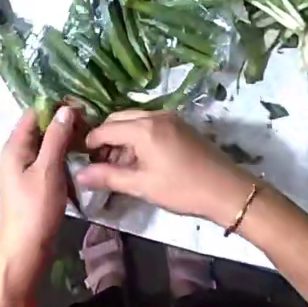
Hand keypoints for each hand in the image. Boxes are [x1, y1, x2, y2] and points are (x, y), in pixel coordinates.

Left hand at [0, 105, 76, 295]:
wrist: (25, 252)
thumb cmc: (35, 210)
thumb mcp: (48, 170)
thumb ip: (56, 138)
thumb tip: (66, 108)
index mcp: (14, 146)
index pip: (34, 112)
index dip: (57, 106)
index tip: (83, 106)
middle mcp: (17, 153)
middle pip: (41, 127)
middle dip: (65, 123)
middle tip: (93, 123)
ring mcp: (25, 169)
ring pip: (48, 145)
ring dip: (67, 141)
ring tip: (91, 139)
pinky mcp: (34, 183)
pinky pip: (50, 161)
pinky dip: (64, 158)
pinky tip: (82, 159)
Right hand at [77, 110, 258, 227]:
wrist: (227, 190)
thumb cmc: (183, 189)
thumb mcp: (142, 186)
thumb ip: (108, 177)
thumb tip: (80, 175)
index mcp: (143, 128)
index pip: (105, 128)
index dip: (91, 144)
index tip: (83, 160)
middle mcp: (155, 115)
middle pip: (118, 119)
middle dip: (106, 138)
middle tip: (100, 163)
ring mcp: (169, 117)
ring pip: (134, 120)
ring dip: (122, 138)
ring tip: (120, 165)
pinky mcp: (179, 124)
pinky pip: (149, 123)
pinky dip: (138, 136)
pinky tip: (140, 159)